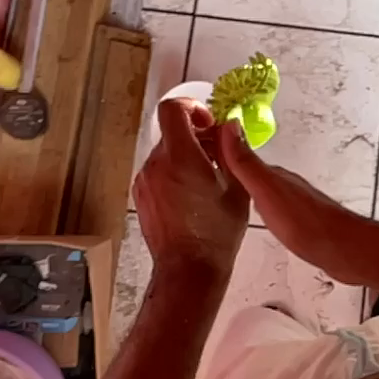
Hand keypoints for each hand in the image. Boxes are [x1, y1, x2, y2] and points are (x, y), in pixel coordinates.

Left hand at [134, 98, 249, 283]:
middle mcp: (157, 164)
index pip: (172, 109)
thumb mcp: (236, 189)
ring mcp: (145, 181)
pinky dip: (175, 174)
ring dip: (186, 157)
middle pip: (172, 133)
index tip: (209, 124)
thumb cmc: (216, 233)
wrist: (188, 270)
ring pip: (166, 153)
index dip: (192, 108)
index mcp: (181, 157)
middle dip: (196, 137)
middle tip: (218, 155)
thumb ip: (232, 151)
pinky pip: (159, 173)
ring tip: (208, 180)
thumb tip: (229, 128)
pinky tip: (193, 196)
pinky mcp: (142, 196)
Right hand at [216, 121, 362, 281]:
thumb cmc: (304, 222)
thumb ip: (246, 163)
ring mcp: (291, 201)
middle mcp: (281, 183)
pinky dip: (256, 204)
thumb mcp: (267, 191)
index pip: (238, 156)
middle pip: (248, 171)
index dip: (217, 151)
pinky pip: (270, 206)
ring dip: (241, 186)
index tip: (195, 149)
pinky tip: (252, 215)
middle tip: (200, 173)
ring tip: (218, 193)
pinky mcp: (298, 220)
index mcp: (271, 175)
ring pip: (259, 188)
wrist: (341, 249)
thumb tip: (230, 125)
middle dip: (226, 169)